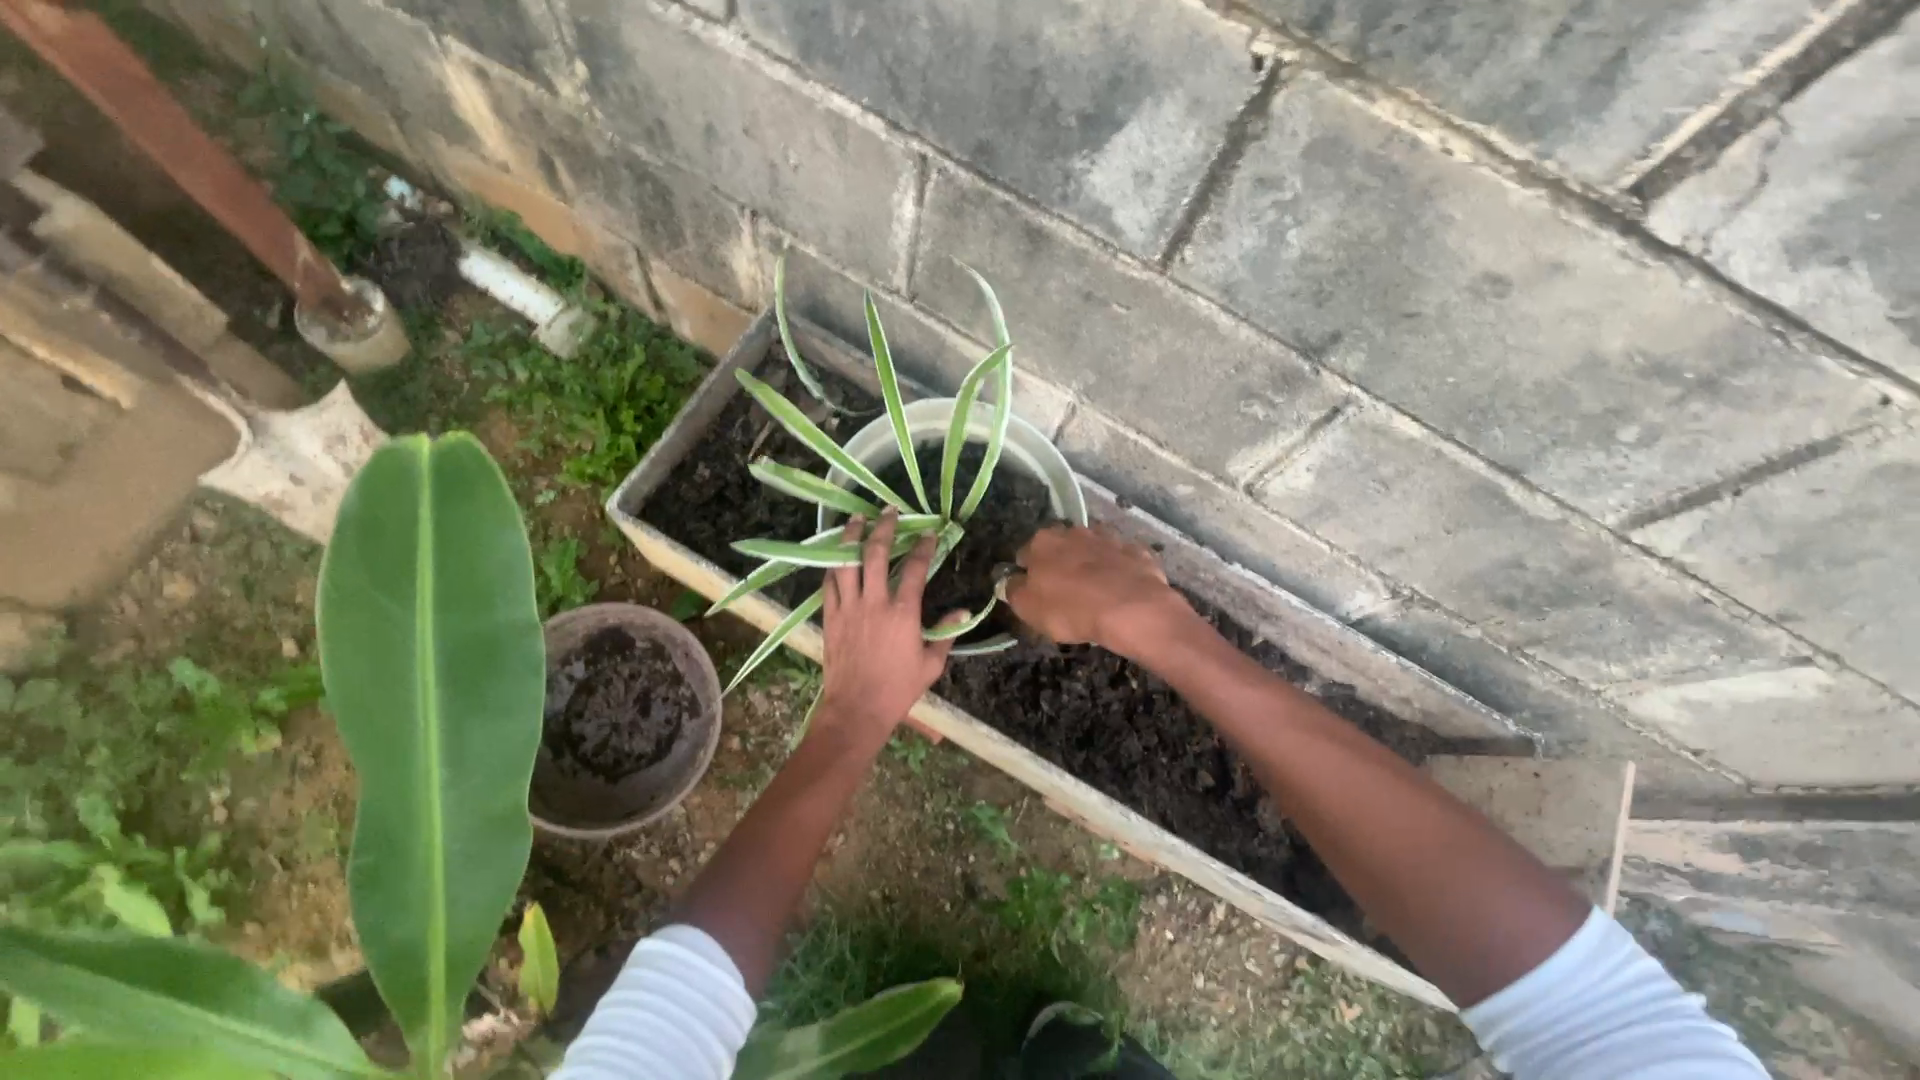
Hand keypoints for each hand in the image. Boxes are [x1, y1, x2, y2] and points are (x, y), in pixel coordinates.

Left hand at [815, 511, 965, 743]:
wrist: (857, 708)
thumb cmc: (898, 688)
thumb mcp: (931, 664)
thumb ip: (946, 634)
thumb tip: (963, 612)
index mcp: (903, 613)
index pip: (915, 569)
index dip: (924, 547)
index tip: (930, 533)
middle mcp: (874, 602)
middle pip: (876, 554)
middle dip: (884, 528)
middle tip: (890, 511)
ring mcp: (848, 607)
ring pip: (846, 562)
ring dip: (851, 537)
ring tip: (856, 519)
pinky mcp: (830, 616)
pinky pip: (829, 584)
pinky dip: (833, 566)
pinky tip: (836, 556)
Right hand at [1003, 524, 1193, 656]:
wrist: (1131, 608)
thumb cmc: (1070, 609)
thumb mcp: (1027, 608)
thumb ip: (1014, 590)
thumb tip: (1011, 581)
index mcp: (1043, 542)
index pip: (1024, 555)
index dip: (1027, 575)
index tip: (1034, 593)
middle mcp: (1074, 531)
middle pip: (1060, 548)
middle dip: (1060, 565)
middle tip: (1065, 593)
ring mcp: (1108, 538)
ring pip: (1092, 550)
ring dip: (1090, 565)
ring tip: (1095, 592)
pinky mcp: (1136, 550)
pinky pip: (1121, 560)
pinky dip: (1119, 571)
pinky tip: (1121, 590)